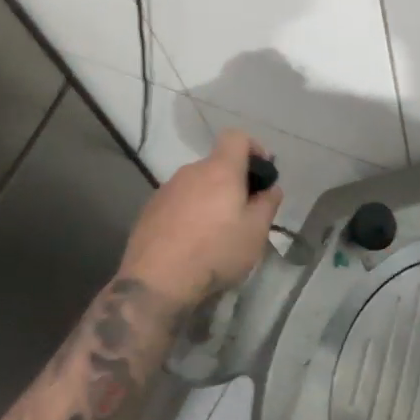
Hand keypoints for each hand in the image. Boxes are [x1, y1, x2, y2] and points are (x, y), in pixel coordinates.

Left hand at [120, 130, 282, 306]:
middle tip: (245, 213)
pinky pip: (178, 202)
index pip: (236, 137)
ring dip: (211, 199)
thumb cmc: (216, 252)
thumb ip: (267, 204)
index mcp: (220, 170)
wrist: (157, 282)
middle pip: (217, 165)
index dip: (254, 148)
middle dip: (234, 182)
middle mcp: (190, 172)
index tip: (262, 174)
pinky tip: (192, 242)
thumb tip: (270, 188)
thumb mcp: (256, 232)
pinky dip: (190, 213)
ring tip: (218, 232)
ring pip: (197, 185)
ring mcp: (166, 190)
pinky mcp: (149, 210)